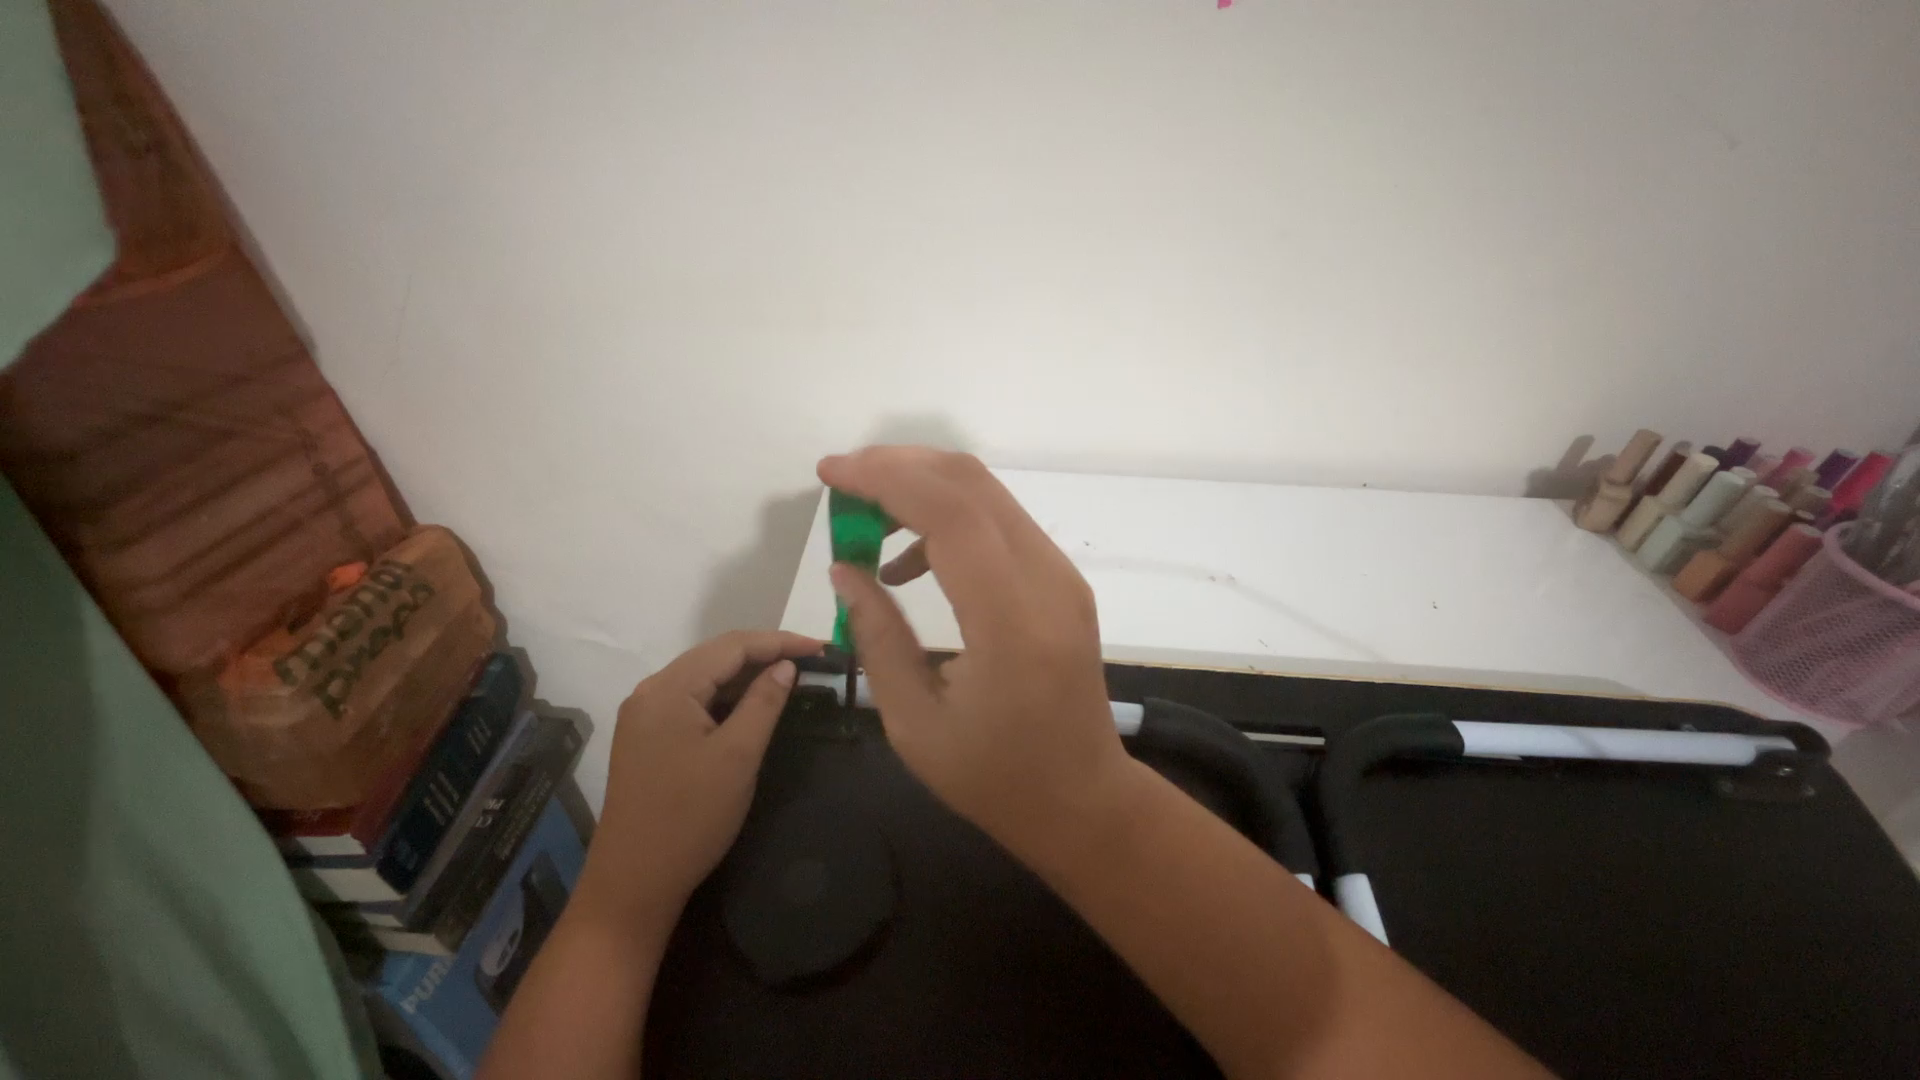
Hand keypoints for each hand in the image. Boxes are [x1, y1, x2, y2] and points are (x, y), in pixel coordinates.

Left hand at [579, 631, 822, 925]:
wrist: (634, 881)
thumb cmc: (690, 817)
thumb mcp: (737, 756)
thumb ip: (764, 703)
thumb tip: (785, 666)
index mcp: (668, 689)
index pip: (731, 646)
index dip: (779, 641)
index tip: (821, 648)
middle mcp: (650, 692)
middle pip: (715, 656)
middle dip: (764, 653)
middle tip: (811, 660)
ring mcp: (645, 715)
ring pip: (704, 679)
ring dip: (746, 675)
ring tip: (790, 677)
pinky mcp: (647, 738)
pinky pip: (693, 701)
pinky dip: (726, 698)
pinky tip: (753, 705)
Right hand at [817, 447, 1133, 859]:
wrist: (1082, 798)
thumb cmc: (995, 778)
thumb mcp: (915, 723)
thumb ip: (877, 637)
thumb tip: (844, 569)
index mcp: (1011, 625)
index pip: (951, 516)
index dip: (887, 480)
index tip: (830, 473)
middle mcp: (1048, 584)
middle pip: (973, 486)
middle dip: (900, 467)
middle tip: (843, 484)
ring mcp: (1062, 578)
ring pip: (990, 495)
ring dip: (924, 487)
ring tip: (865, 521)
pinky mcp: (1062, 582)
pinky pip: (1002, 524)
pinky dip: (951, 518)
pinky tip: (910, 562)